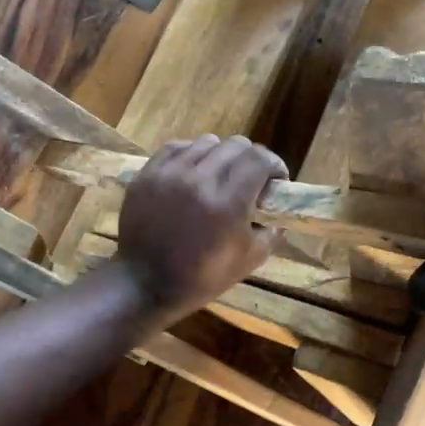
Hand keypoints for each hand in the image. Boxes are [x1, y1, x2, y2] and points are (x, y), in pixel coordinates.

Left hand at [115, 135, 286, 316]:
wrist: (145, 283)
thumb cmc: (200, 278)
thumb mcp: (249, 260)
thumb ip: (272, 231)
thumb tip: (280, 212)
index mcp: (228, 202)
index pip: (260, 159)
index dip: (275, 166)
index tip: (275, 181)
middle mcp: (199, 180)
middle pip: (236, 145)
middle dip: (250, 160)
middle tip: (249, 180)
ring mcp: (169, 173)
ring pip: (207, 142)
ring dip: (220, 156)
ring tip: (218, 176)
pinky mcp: (148, 174)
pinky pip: (176, 147)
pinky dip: (190, 155)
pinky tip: (192, 173)